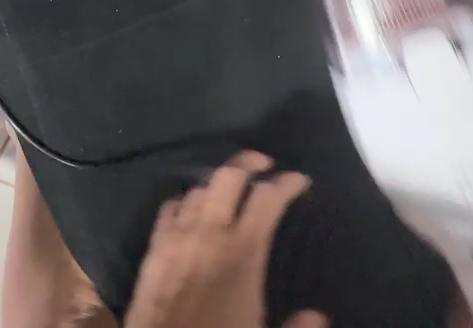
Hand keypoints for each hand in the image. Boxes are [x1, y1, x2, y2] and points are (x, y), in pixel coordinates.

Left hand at [123, 151, 327, 327]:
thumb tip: (319, 317)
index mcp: (242, 252)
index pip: (268, 199)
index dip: (287, 183)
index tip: (300, 179)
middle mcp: (210, 232)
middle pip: (229, 176)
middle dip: (249, 161)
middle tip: (264, 164)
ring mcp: (178, 236)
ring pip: (199, 188)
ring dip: (217, 182)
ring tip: (230, 187)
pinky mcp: (154, 248)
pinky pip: (169, 208)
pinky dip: (185, 201)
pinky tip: (191, 208)